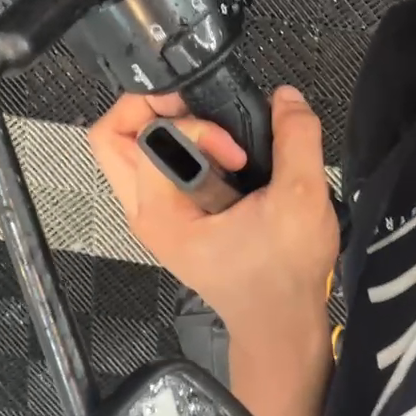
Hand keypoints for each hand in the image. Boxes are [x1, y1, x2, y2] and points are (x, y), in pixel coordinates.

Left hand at [86, 86, 336, 343]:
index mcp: (164, 213)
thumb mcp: (302, 199)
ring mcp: (160, 210)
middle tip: (200, 107)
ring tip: (220, 131)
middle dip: (155, 107)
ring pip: (133, 145)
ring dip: (171, 122)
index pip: (151, 137)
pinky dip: (187, 138)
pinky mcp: (178, 209)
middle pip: (113, 136)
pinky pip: (159, 158)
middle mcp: (150, 211)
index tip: (236, 147)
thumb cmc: (282, 276)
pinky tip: (227, 149)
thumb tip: (287, 98)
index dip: (198, 126)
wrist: (281, 318)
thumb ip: (298, 139)